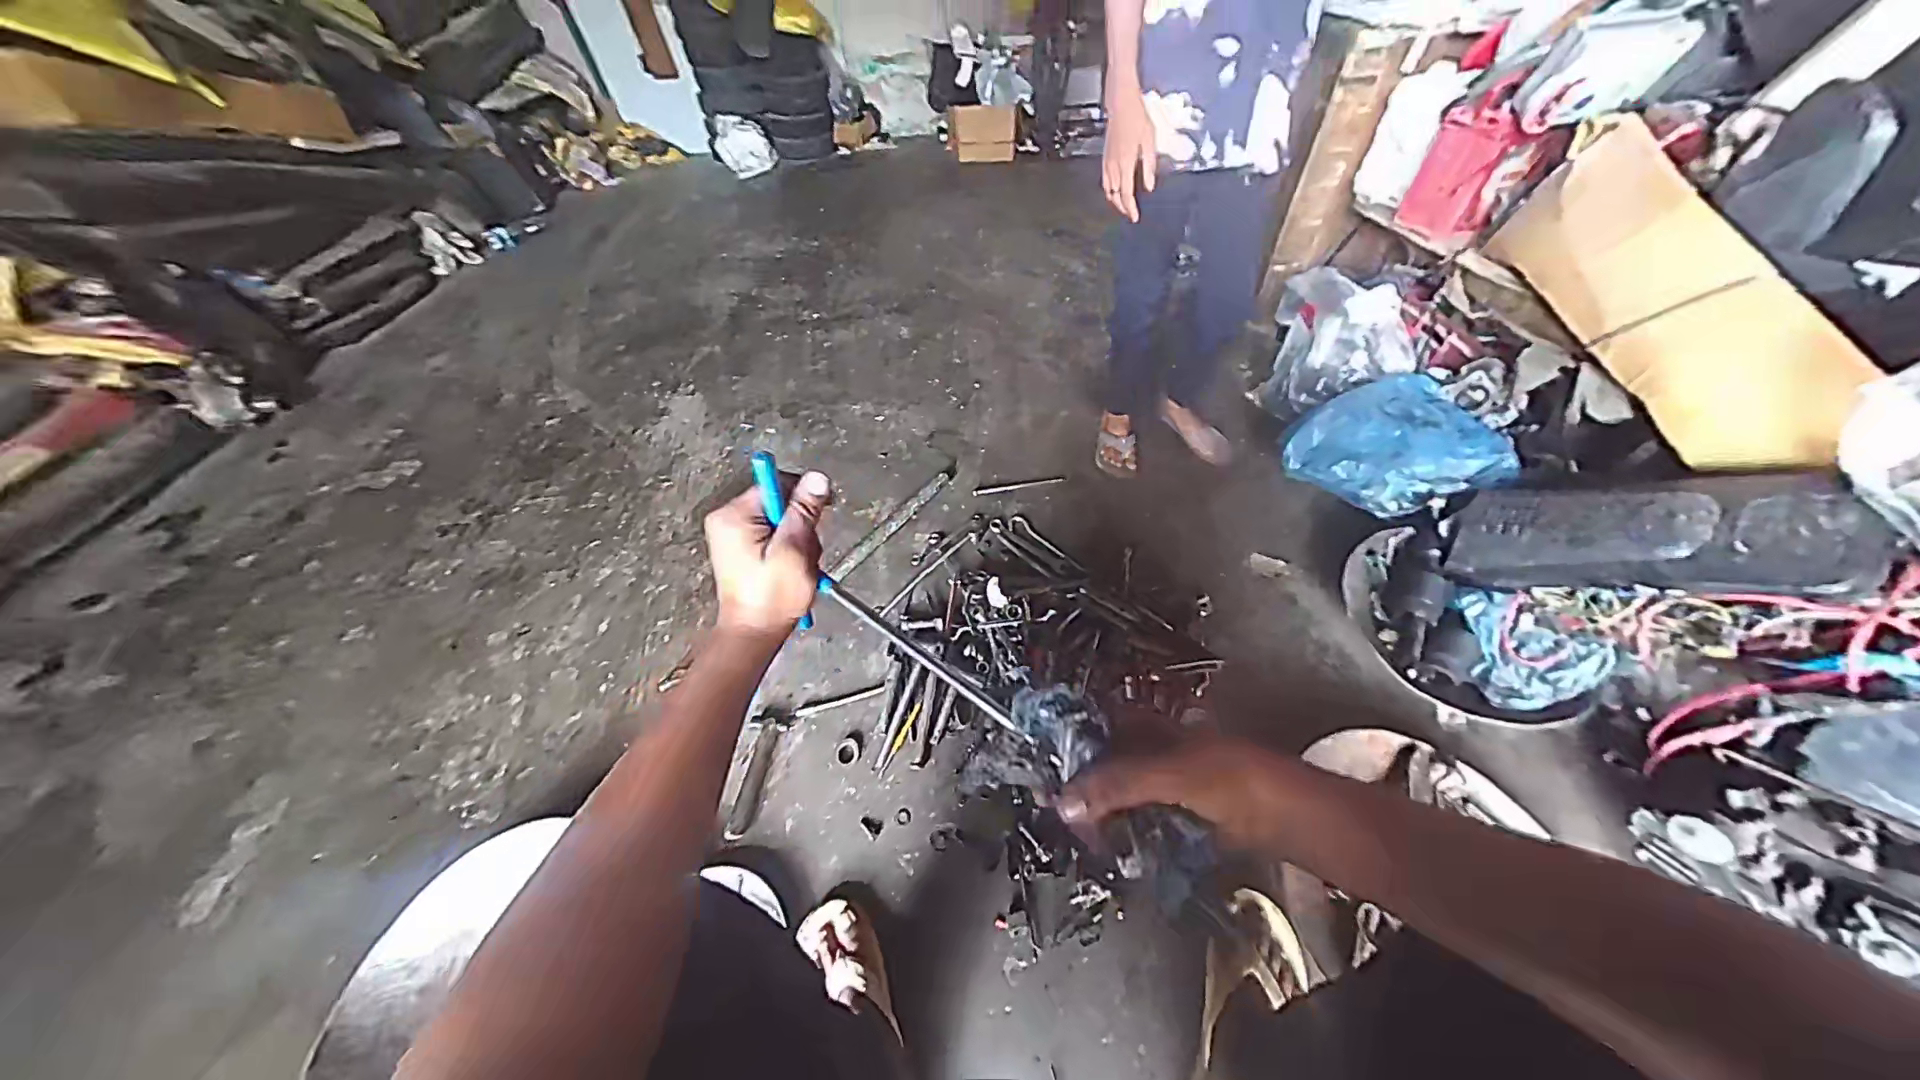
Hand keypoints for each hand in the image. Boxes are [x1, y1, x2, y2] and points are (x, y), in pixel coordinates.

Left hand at [702, 470, 832, 633]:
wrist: (754, 633)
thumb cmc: (770, 599)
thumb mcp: (794, 550)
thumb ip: (804, 511)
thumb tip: (816, 479)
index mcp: (735, 516)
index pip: (777, 484)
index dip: (802, 499)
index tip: (815, 519)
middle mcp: (729, 521)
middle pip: (780, 503)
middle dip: (801, 526)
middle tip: (802, 553)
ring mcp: (734, 535)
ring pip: (782, 521)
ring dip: (798, 541)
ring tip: (797, 566)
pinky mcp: (743, 548)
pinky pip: (775, 535)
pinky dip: (789, 549)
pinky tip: (790, 568)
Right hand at [1057, 735, 1296, 851]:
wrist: (1292, 819)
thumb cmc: (1235, 779)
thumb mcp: (1170, 776)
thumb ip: (1118, 785)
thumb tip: (1066, 801)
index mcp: (1153, 728)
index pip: (1100, 729)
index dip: (1073, 745)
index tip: (1049, 770)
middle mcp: (1158, 752)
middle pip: (1109, 765)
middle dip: (1085, 786)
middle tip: (1061, 812)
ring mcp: (1172, 785)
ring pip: (1126, 795)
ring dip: (1105, 813)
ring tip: (1081, 834)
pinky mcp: (1185, 815)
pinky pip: (1145, 821)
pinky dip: (1130, 832)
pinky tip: (1116, 847)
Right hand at [1102, 89, 1156, 222]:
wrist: (1121, 105)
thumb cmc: (1137, 119)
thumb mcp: (1149, 141)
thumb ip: (1149, 166)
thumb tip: (1149, 187)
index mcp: (1126, 163)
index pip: (1126, 193)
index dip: (1130, 207)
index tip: (1135, 217)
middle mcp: (1114, 167)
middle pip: (1115, 196)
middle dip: (1122, 208)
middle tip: (1130, 214)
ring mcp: (1107, 164)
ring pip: (1108, 191)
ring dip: (1115, 202)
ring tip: (1124, 207)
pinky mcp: (1104, 160)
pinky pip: (1105, 182)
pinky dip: (1109, 192)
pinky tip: (1115, 193)